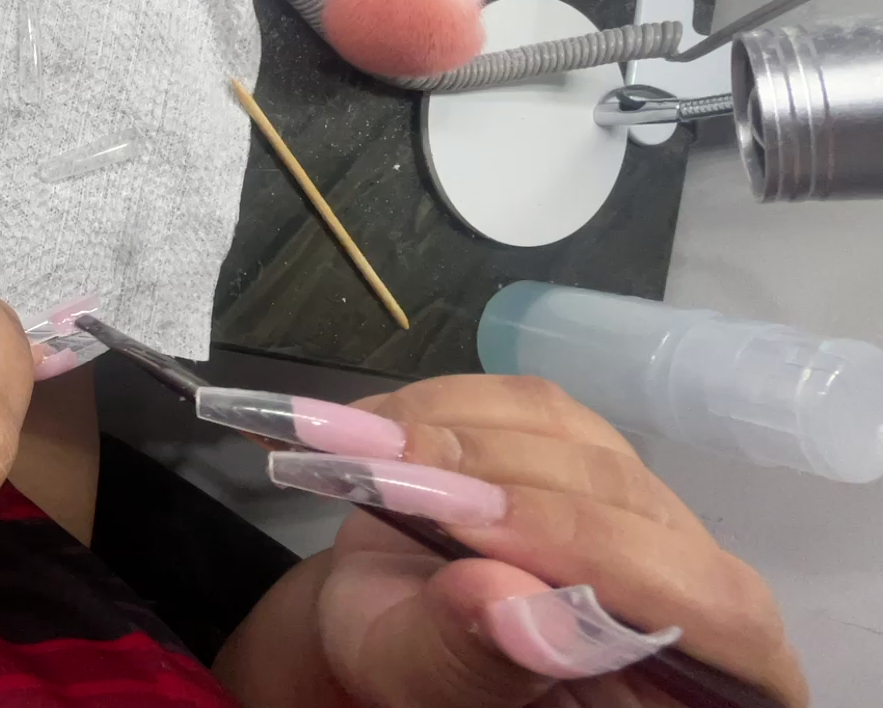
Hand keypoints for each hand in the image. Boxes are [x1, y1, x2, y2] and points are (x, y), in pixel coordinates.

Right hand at [221, 375, 806, 707]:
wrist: (381, 614)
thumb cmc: (410, 667)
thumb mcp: (424, 683)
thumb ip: (474, 658)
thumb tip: (514, 607)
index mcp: (703, 674)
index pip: (706, 606)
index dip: (589, 551)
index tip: (463, 524)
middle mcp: (691, 577)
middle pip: (626, 498)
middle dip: (497, 474)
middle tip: (392, 467)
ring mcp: (625, 496)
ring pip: (566, 428)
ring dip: (455, 426)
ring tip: (371, 443)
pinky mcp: (562, 440)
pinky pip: (513, 397)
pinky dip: (434, 402)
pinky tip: (375, 424)